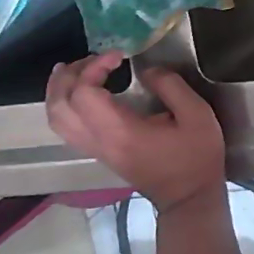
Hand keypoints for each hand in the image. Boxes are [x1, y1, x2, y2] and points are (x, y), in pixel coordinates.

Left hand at [46, 53, 225, 214]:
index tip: (120, 56)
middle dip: (70, 76)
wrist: (188, 198)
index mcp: (120, 131)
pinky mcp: (100, 153)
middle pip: (60, 105)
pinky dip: (65, 105)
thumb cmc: (196, 157)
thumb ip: (171, 86)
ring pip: (57, 119)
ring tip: (74, 70)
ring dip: (59, 90)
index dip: (94, 67)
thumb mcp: (197, 115)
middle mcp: (100, 141)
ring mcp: (96, 150)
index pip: (84, 93)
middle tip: (93, 58)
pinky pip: (66, 127)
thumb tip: (147, 71)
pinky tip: (79, 92)